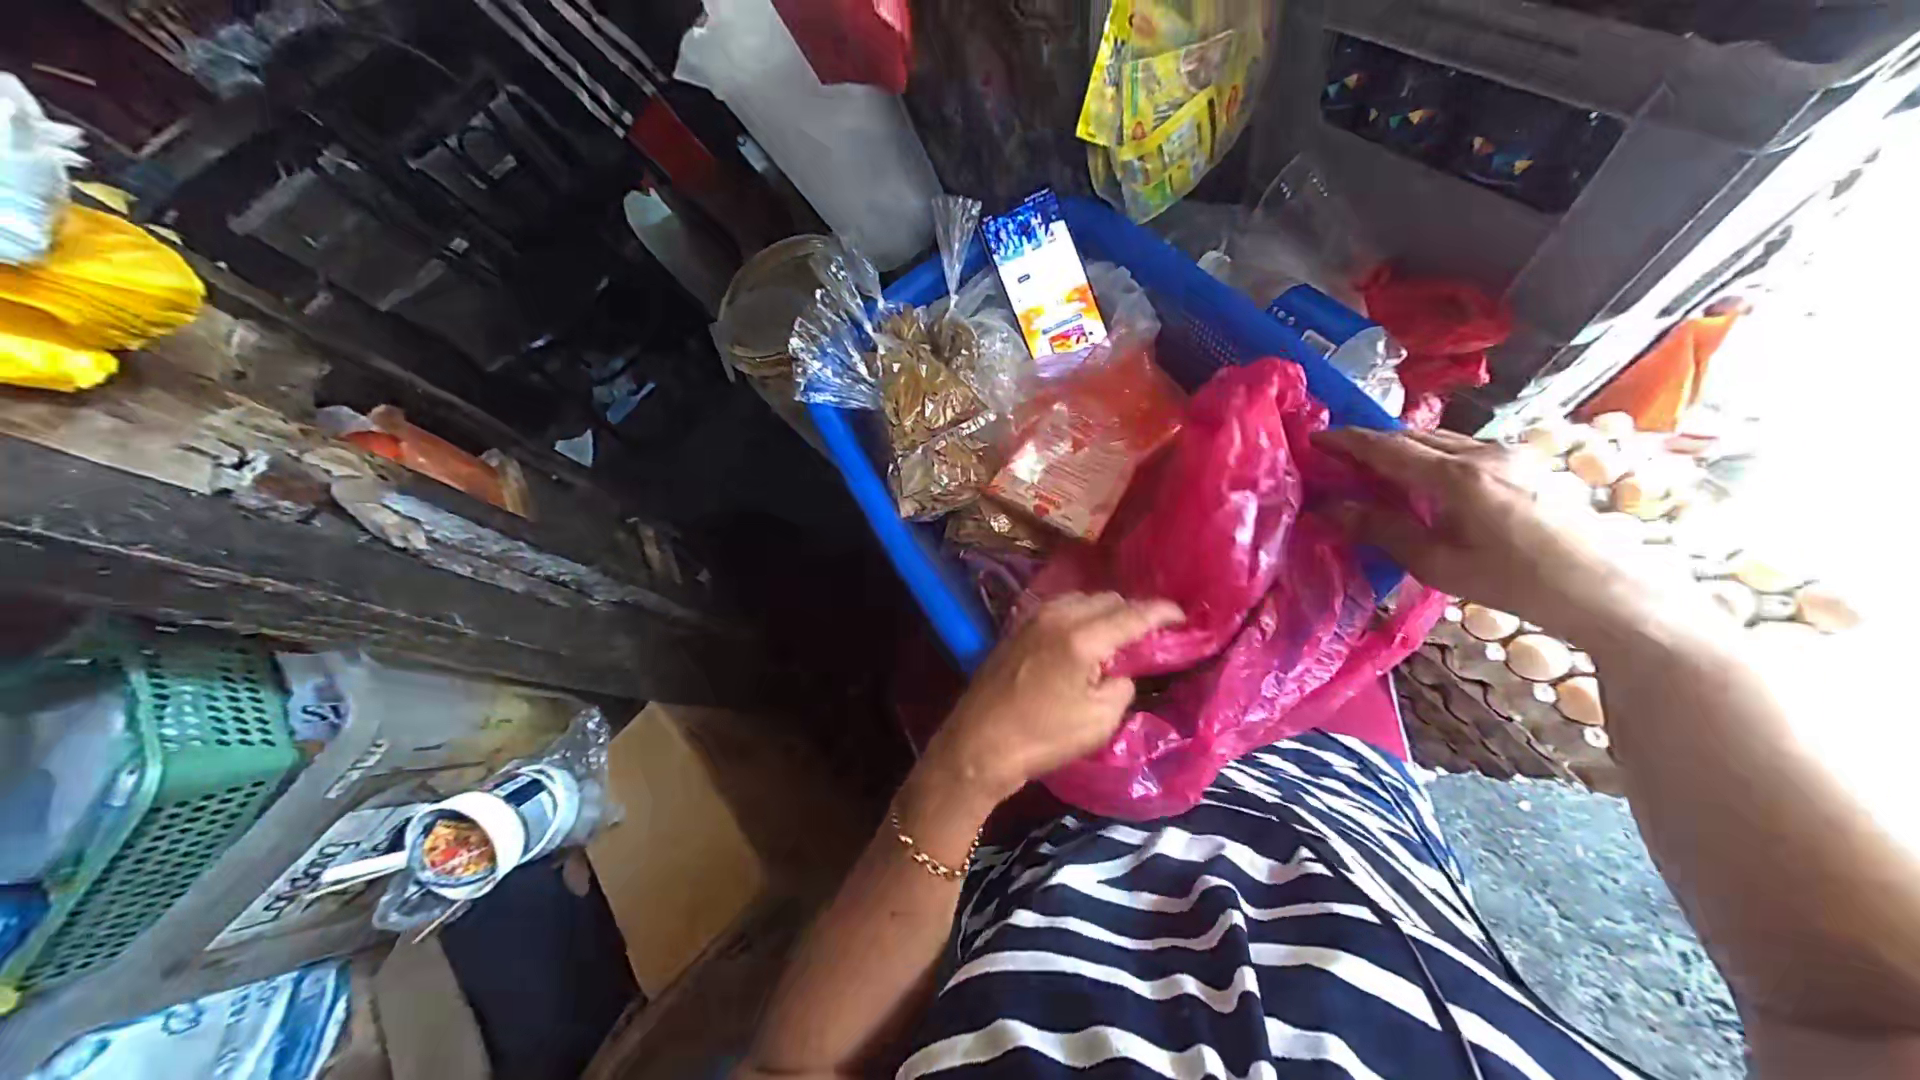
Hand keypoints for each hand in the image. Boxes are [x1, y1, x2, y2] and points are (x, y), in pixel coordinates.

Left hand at [921, 593, 1183, 807]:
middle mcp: (1057, 616)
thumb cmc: (1042, 737)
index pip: (1133, 613)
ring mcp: (1032, 619)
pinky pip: (1059, 609)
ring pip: (1081, 600)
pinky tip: (1084, 636)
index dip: (1162, 612)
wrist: (978, 744)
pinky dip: (1080, 616)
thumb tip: (1120, 669)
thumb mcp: (1100, 720)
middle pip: (1107, 598)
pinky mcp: (1017, 629)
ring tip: (1118, 633)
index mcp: (1082, 637)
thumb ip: (1121, 684)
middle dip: (1133, 610)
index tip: (1182, 616)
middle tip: (1150, 632)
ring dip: (1104, 611)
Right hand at [1311, 427, 1686, 640]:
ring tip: (1373, 468)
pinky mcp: (1524, 463)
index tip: (1315, 439)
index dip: (1347, 441)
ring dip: (1401, 448)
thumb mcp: (1435, 562)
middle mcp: (1481, 453)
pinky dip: (1429, 455)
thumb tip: (1329, 507)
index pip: (1387, 447)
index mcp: (1456, 477)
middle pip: (1412, 437)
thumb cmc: (1513, 582)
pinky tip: (1422, 479)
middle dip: (1371, 443)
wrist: (1604, 589)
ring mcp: (1507, 455)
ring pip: (1438, 439)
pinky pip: (1461, 448)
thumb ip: (1380, 529)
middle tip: (1338, 459)